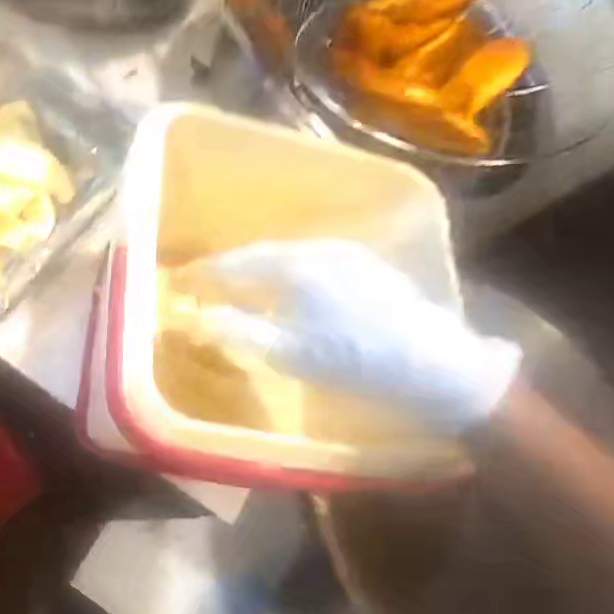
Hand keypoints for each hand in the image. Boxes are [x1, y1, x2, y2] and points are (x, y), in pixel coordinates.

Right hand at [185, 238, 521, 429]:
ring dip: (262, 267)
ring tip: (244, 284)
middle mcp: (319, 248)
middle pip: (263, 253)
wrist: (431, 364)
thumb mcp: (287, 354)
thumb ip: (238, 331)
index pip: (235, 264)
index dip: (205, 273)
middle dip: (232, 267)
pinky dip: (290, 270)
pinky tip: (292, 287)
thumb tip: (196, 315)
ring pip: (291, 254)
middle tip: (207, 281)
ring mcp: (348, 253)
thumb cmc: (352, 362)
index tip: (181, 281)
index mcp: (293, 267)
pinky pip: (314, 259)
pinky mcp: (369, 265)